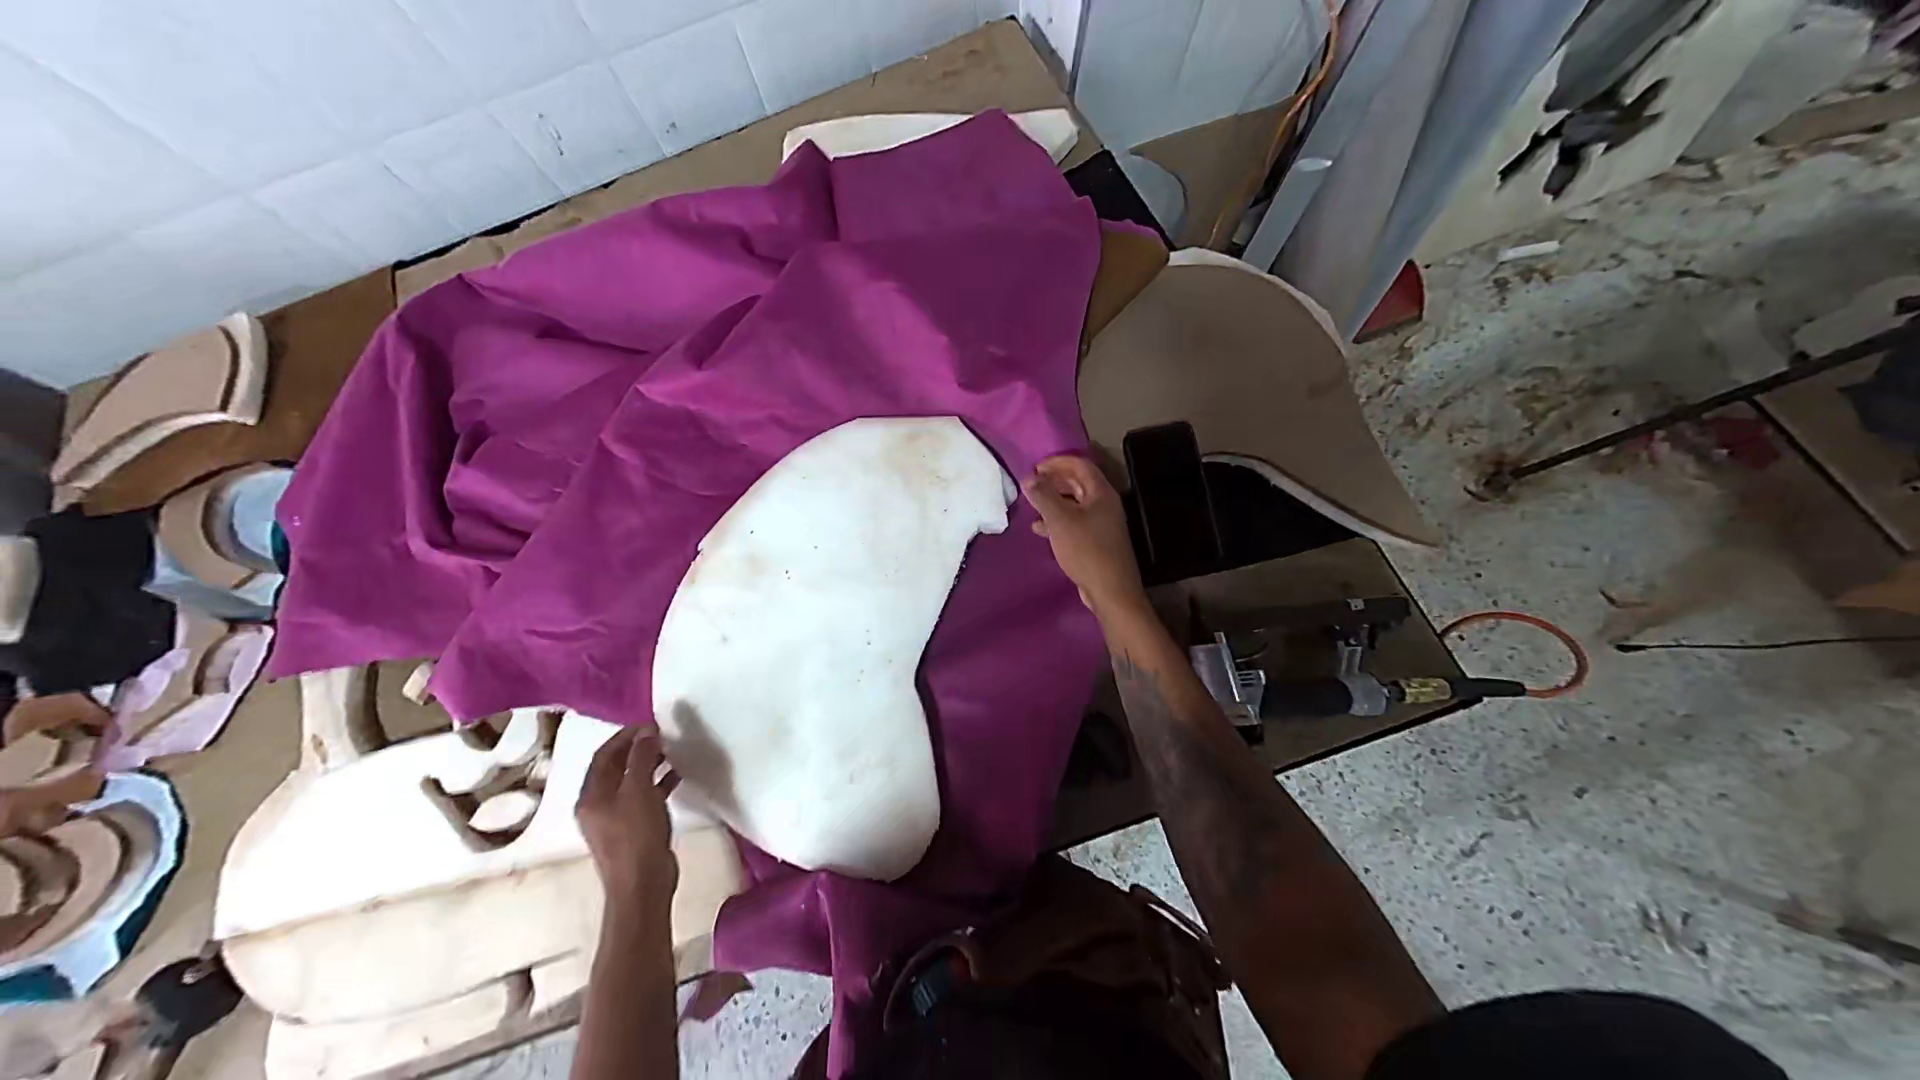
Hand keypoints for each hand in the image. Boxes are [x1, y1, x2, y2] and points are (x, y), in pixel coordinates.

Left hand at [576, 727, 679, 920]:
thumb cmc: (636, 835)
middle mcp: (598, 804)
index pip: (604, 754)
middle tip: (663, 736)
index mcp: (591, 795)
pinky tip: (677, 777)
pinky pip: (643, 797)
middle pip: (616, 767)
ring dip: (649, 764)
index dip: (625, 736)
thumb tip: (647, 732)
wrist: (642, 885)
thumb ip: (642, 758)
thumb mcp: (639, 790)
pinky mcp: (633, 829)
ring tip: (672, 751)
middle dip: (638, 748)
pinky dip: (658, 783)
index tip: (651, 724)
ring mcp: (615, 818)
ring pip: (631, 781)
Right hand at [1023, 455, 1148, 619]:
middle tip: (1032, 484)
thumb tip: (1029, 478)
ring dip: (1053, 501)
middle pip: (1078, 483)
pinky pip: (1074, 522)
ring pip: (1074, 504)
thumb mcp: (1060, 520)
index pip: (1080, 465)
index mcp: (1101, 493)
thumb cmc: (1085, 549)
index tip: (1035, 468)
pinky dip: (1057, 521)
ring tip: (1032, 505)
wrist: (1110, 589)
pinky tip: (1040, 529)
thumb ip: (1043, 496)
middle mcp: (1104, 504)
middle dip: (1054, 481)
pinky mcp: (1096, 541)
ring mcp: (1102, 523)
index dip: (1057, 462)